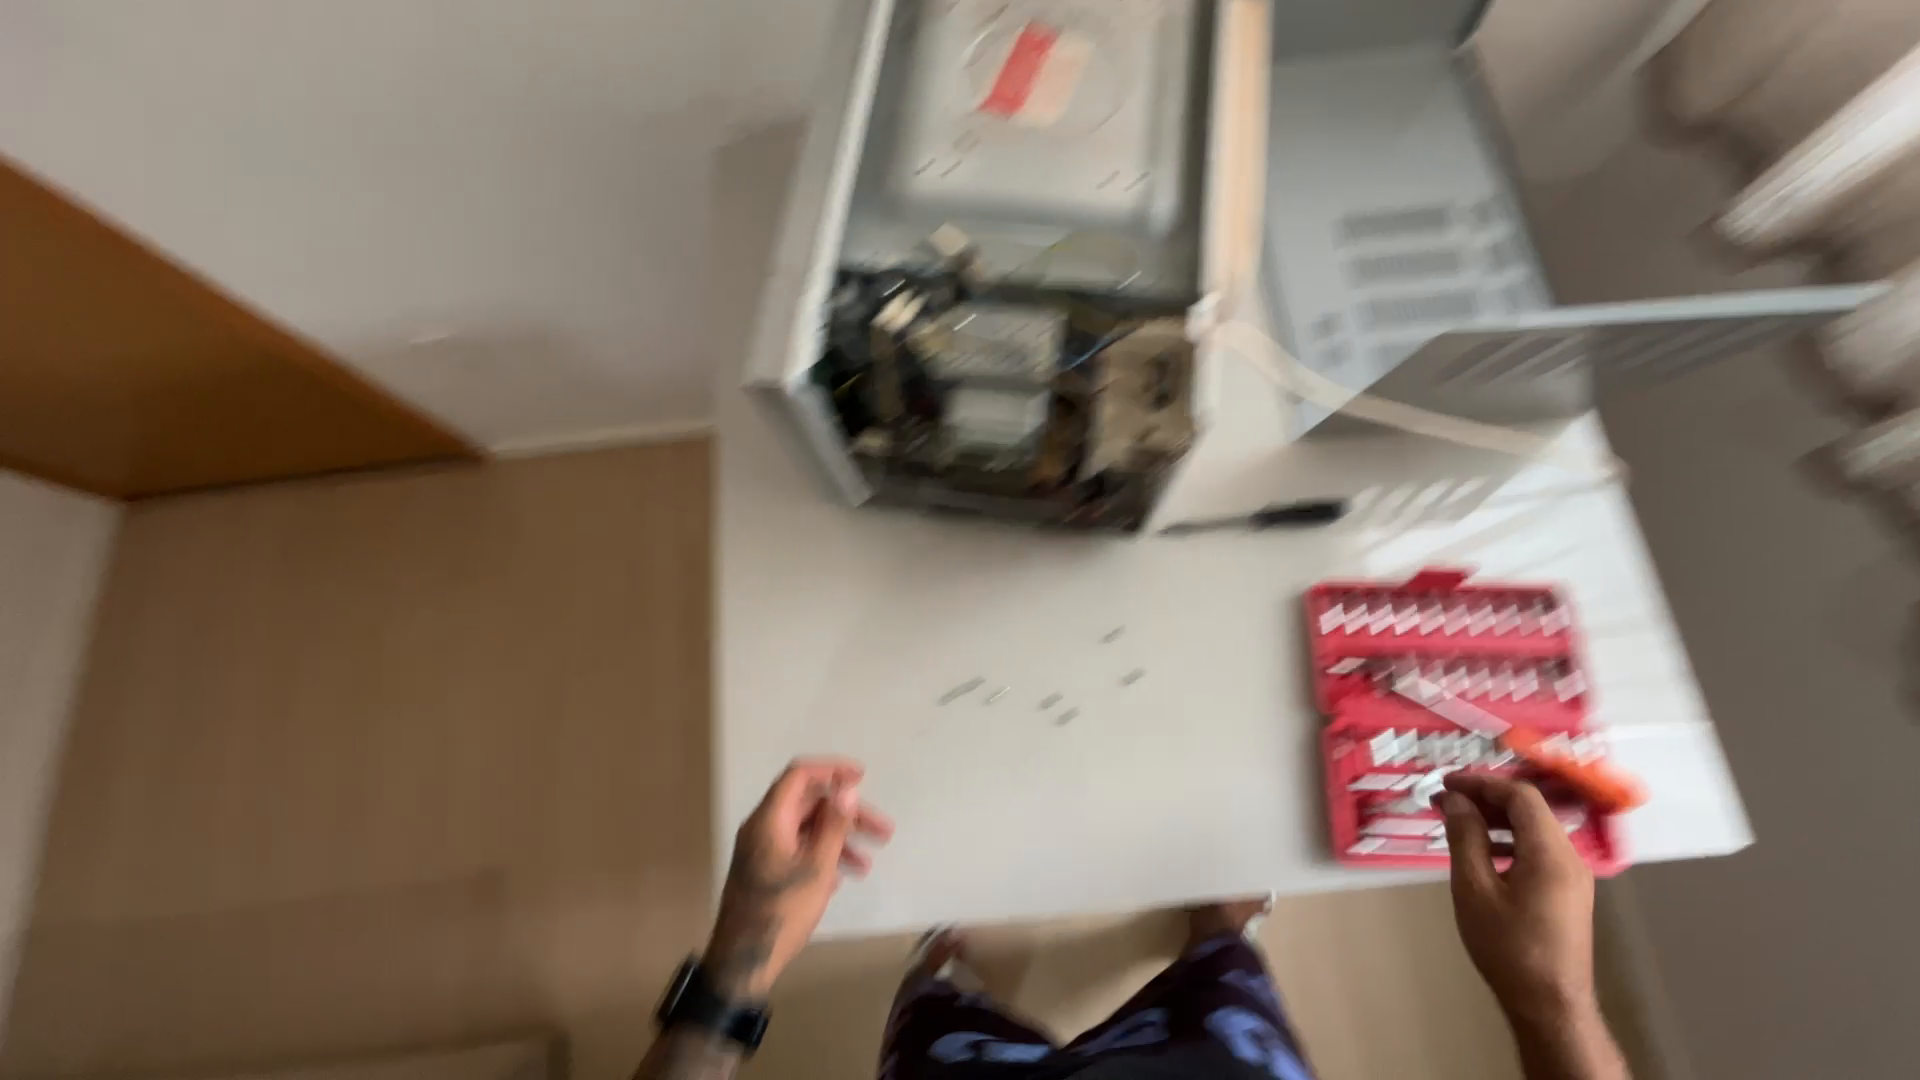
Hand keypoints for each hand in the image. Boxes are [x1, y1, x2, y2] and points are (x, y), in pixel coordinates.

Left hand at [703, 757, 893, 998]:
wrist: (740, 964)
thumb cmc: (781, 911)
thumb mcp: (816, 867)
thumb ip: (833, 824)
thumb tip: (847, 788)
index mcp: (770, 819)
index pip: (800, 775)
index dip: (832, 769)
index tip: (862, 777)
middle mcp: (763, 828)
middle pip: (809, 805)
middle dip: (847, 814)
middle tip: (883, 831)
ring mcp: (762, 850)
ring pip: (807, 830)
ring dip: (839, 840)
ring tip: (868, 864)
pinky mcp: (764, 871)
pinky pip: (798, 850)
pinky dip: (822, 856)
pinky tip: (842, 878)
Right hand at [1439, 772, 1597, 1024]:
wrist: (1549, 1005)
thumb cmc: (1507, 945)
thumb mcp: (1473, 887)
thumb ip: (1464, 836)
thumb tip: (1455, 800)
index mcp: (1551, 854)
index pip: (1520, 796)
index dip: (1481, 783)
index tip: (1444, 784)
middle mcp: (1569, 859)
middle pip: (1529, 810)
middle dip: (1484, 798)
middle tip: (1442, 800)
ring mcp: (1572, 878)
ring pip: (1533, 830)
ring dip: (1493, 819)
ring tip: (1454, 822)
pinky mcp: (1566, 894)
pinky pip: (1536, 850)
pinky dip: (1505, 840)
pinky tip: (1478, 852)